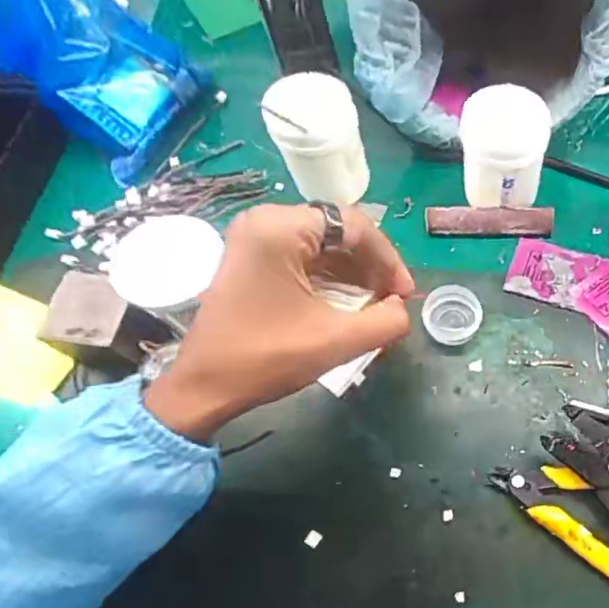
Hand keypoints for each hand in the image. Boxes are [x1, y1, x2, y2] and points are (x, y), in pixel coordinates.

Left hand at [143, 204, 415, 440]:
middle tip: (391, 302)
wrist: (205, 386)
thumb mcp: (335, 340)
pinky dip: (328, 280)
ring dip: (352, 275)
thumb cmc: (267, 358)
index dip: (388, 260)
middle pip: (337, 233)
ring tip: (374, 308)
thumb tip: (400, 309)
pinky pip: (301, 259)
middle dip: (371, 268)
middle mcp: (265, 221)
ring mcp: (253, 240)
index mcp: (281, 227)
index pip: (354, 226)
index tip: (404, 295)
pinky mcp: (250, 260)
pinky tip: (346, 306)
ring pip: (321, 247)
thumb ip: (384, 321)